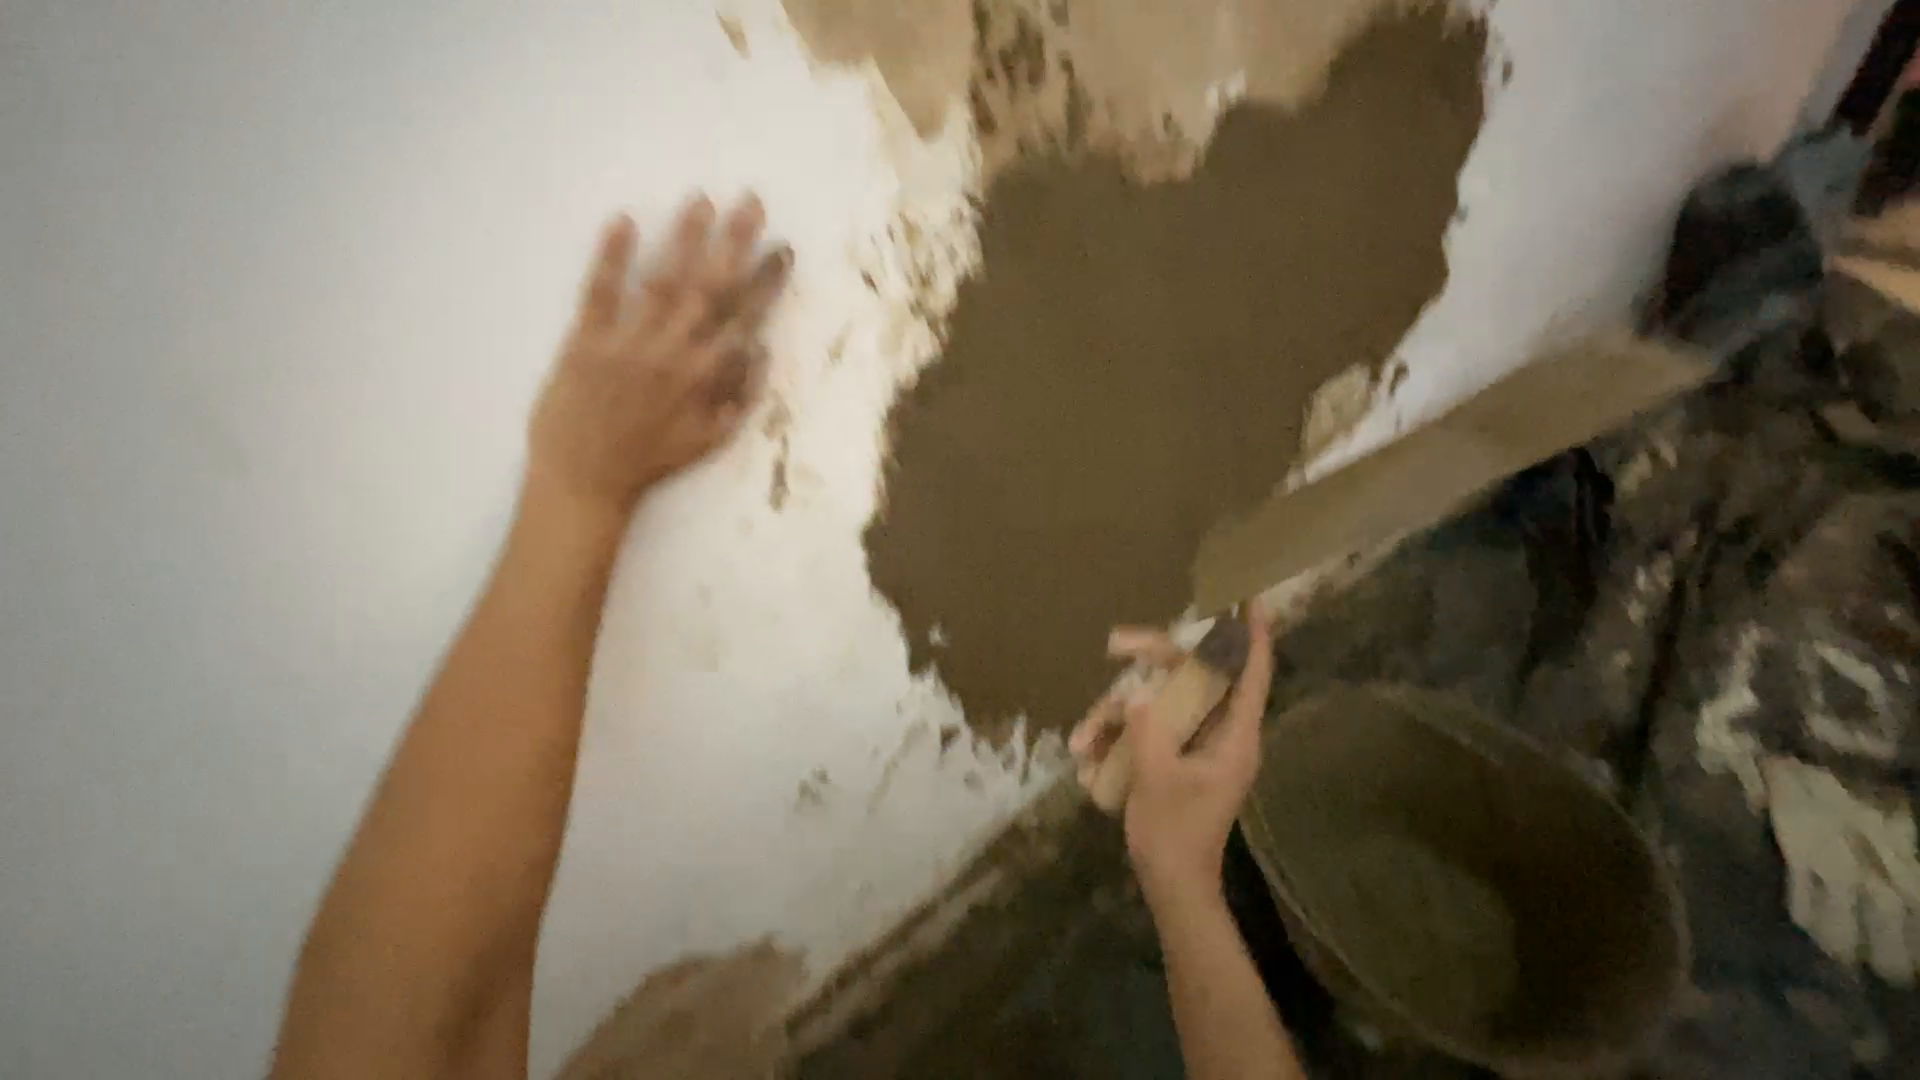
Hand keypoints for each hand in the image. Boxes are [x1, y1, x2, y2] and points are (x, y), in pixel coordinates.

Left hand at [529, 195, 792, 518]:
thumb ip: (740, 397)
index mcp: (706, 377)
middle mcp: (674, 353)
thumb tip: (761, 350)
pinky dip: (611, 257)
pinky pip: (600, 294)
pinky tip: (624, 221)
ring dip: (684, 239)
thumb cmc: (651, 461)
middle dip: (734, 243)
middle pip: (710, 289)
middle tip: (751, 202)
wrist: (586, 481)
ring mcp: (629, 343)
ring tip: (702, 201)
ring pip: (663, 282)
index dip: (767, 281)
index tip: (783, 248)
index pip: (744, 318)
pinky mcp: (585, 341)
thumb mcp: (711, 440)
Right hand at [1074, 613, 1271, 904]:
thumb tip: (1136, 692)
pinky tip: (1087, 764)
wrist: (1172, 887)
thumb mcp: (1156, 781)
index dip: (1252, 637)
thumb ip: (1148, 731)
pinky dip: (1116, 741)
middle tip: (1115, 643)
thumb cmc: (1174, 836)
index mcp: (1233, 737)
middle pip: (1190, 678)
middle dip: (1149, 662)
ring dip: (1115, 718)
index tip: (1251, 600)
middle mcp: (1218, 734)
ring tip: (1081, 745)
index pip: (1251, 676)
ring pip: (1157, 704)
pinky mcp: (1171, 758)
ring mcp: (1193, 745)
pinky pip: (1144, 731)